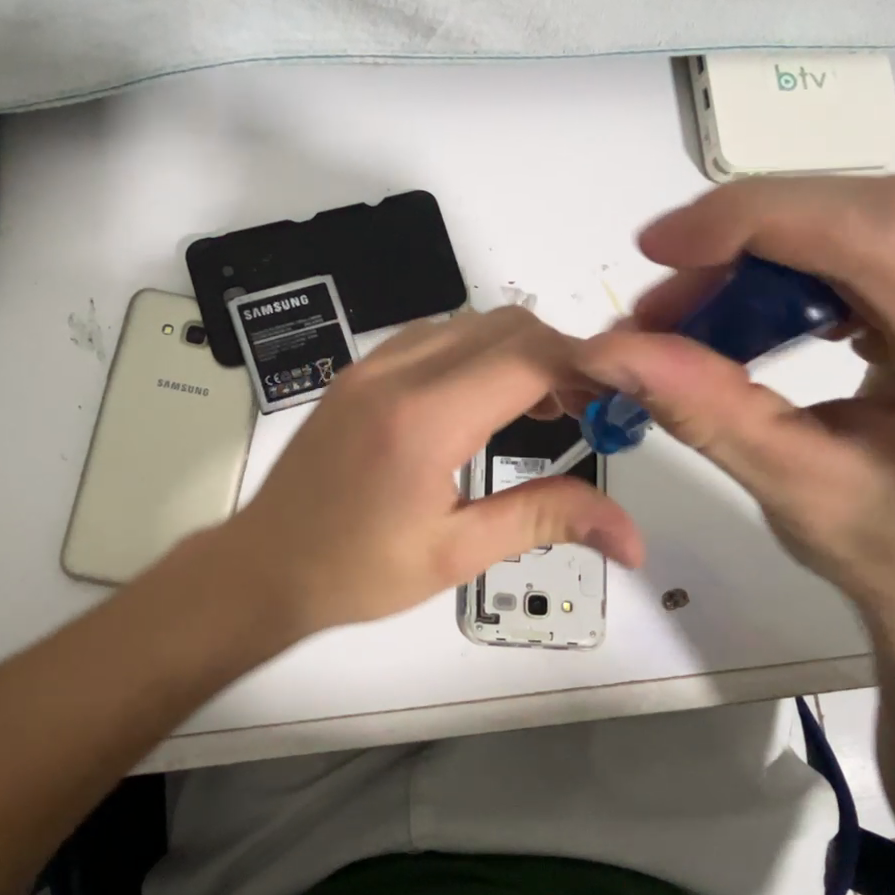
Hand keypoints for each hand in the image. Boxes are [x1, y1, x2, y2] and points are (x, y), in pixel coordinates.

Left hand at [219, 307, 642, 635]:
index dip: (588, 366)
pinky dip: (473, 352)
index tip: (618, 399)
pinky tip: (480, 403)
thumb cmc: (354, 572)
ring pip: (468, 322)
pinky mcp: (355, 374)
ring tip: (539, 410)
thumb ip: (544, 519)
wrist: (265, 565)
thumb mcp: (455, 554)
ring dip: (516, 351)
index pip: (529, 356)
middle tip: (584, 413)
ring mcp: (368, 368)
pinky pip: (430, 336)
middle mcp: (394, 375)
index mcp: (423, 420)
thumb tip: (629, 534)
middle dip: (559, 357)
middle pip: (504, 326)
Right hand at [579, 177, 894, 662]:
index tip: (660, 247)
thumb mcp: (792, 492)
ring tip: (707, 312)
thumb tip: (607, 348)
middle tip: (666, 300)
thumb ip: (704, 410)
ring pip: (891, 225)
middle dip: (754, 243)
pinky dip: (818, 266)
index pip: (890, 237)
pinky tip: (775, 310)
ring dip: (779, 254)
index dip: (763, 219)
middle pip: (888, 222)